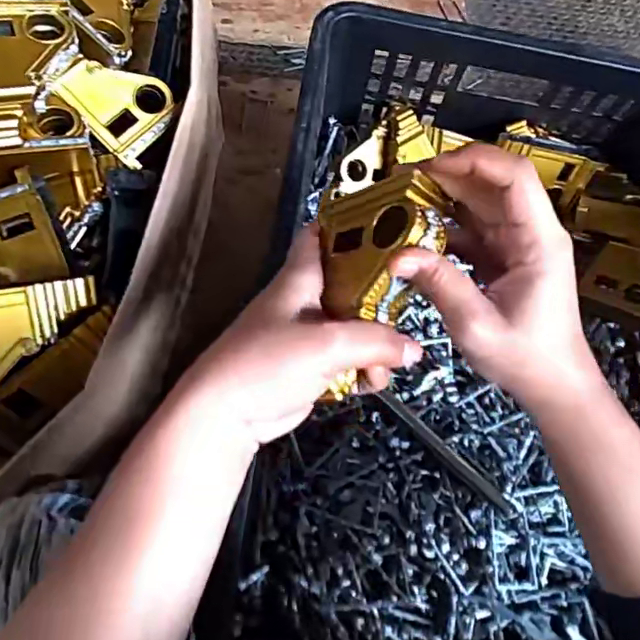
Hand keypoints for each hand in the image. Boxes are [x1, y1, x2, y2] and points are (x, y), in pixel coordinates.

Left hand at [169, 224, 422, 448]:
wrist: (225, 416)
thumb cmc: (268, 362)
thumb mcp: (326, 345)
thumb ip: (375, 343)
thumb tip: (413, 350)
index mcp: (299, 278)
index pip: (319, 234)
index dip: (349, 224)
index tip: (387, 225)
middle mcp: (305, 301)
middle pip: (350, 283)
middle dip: (380, 295)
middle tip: (407, 307)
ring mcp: (307, 335)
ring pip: (354, 326)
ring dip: (376, 343)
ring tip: (386, 365)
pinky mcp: (310, 366)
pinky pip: (347, 359)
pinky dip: (362, 369)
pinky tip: (371, 383)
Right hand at [390, 144, 604, 412]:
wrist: (553, 383)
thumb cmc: (527, 358)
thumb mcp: (477, 325)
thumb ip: (440, 285)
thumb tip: (398, 256)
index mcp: (539, 240)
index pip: (515, 176)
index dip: (474, 161)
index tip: (433, 166)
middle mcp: (532, 233)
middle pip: (494, 181)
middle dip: (451, 173)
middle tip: (407, 179)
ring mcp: (519, 243)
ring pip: (481, 201)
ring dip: (446, 195)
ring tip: (406, 198)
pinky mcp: (505, 256)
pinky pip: (474, 226)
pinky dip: (447, 223)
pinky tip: (420, 229)